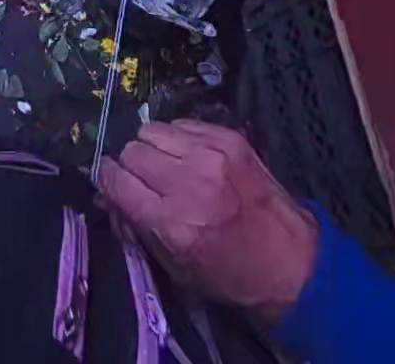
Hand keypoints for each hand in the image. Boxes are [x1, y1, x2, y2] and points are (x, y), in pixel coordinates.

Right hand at [99, 120, 318, 323]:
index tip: (109, 180)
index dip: (107, 179)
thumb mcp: (174, 267)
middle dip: (130, 165)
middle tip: (143, 178)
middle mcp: (189, 181)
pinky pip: (183, 123)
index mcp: (172, 222)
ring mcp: (211, 153)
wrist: (286, 255)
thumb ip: (137, 226)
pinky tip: (189, 155)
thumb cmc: (227, 271)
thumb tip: (110, 193)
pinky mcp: (229, 137)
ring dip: (152, 147)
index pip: (118, 181)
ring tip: (166, 164)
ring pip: (153, 129)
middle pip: (133, 151)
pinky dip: (178, 137)